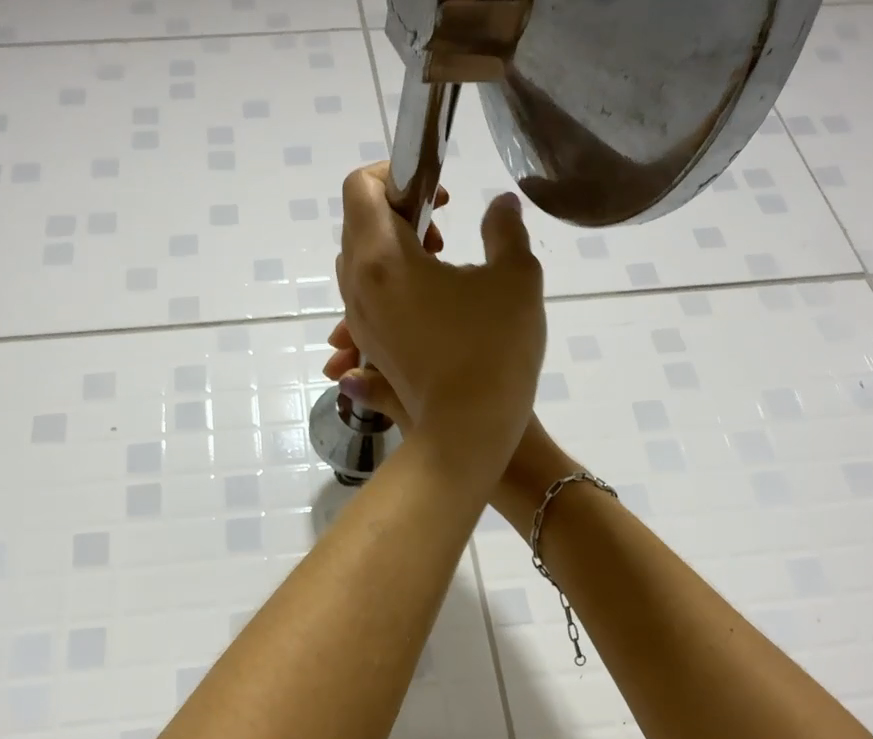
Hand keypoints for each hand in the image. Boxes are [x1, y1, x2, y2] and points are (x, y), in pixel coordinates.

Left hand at [328, 163, 545, 482]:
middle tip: (445, 237)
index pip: (359, 188)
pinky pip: (366, 303)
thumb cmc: (493, 348)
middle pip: (357, 225)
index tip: (439, 196)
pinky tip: (432, 308)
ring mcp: (359, 322)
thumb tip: (502, 206)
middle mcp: (357, 286)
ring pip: (360, 266)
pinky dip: (391, 289)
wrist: (468, 430)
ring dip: (394, 254)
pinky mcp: (370, 350)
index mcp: (381, 257)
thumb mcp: (515, 278)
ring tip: (442, 274)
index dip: (394, 175)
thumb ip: (506, 230)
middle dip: (398, 215)